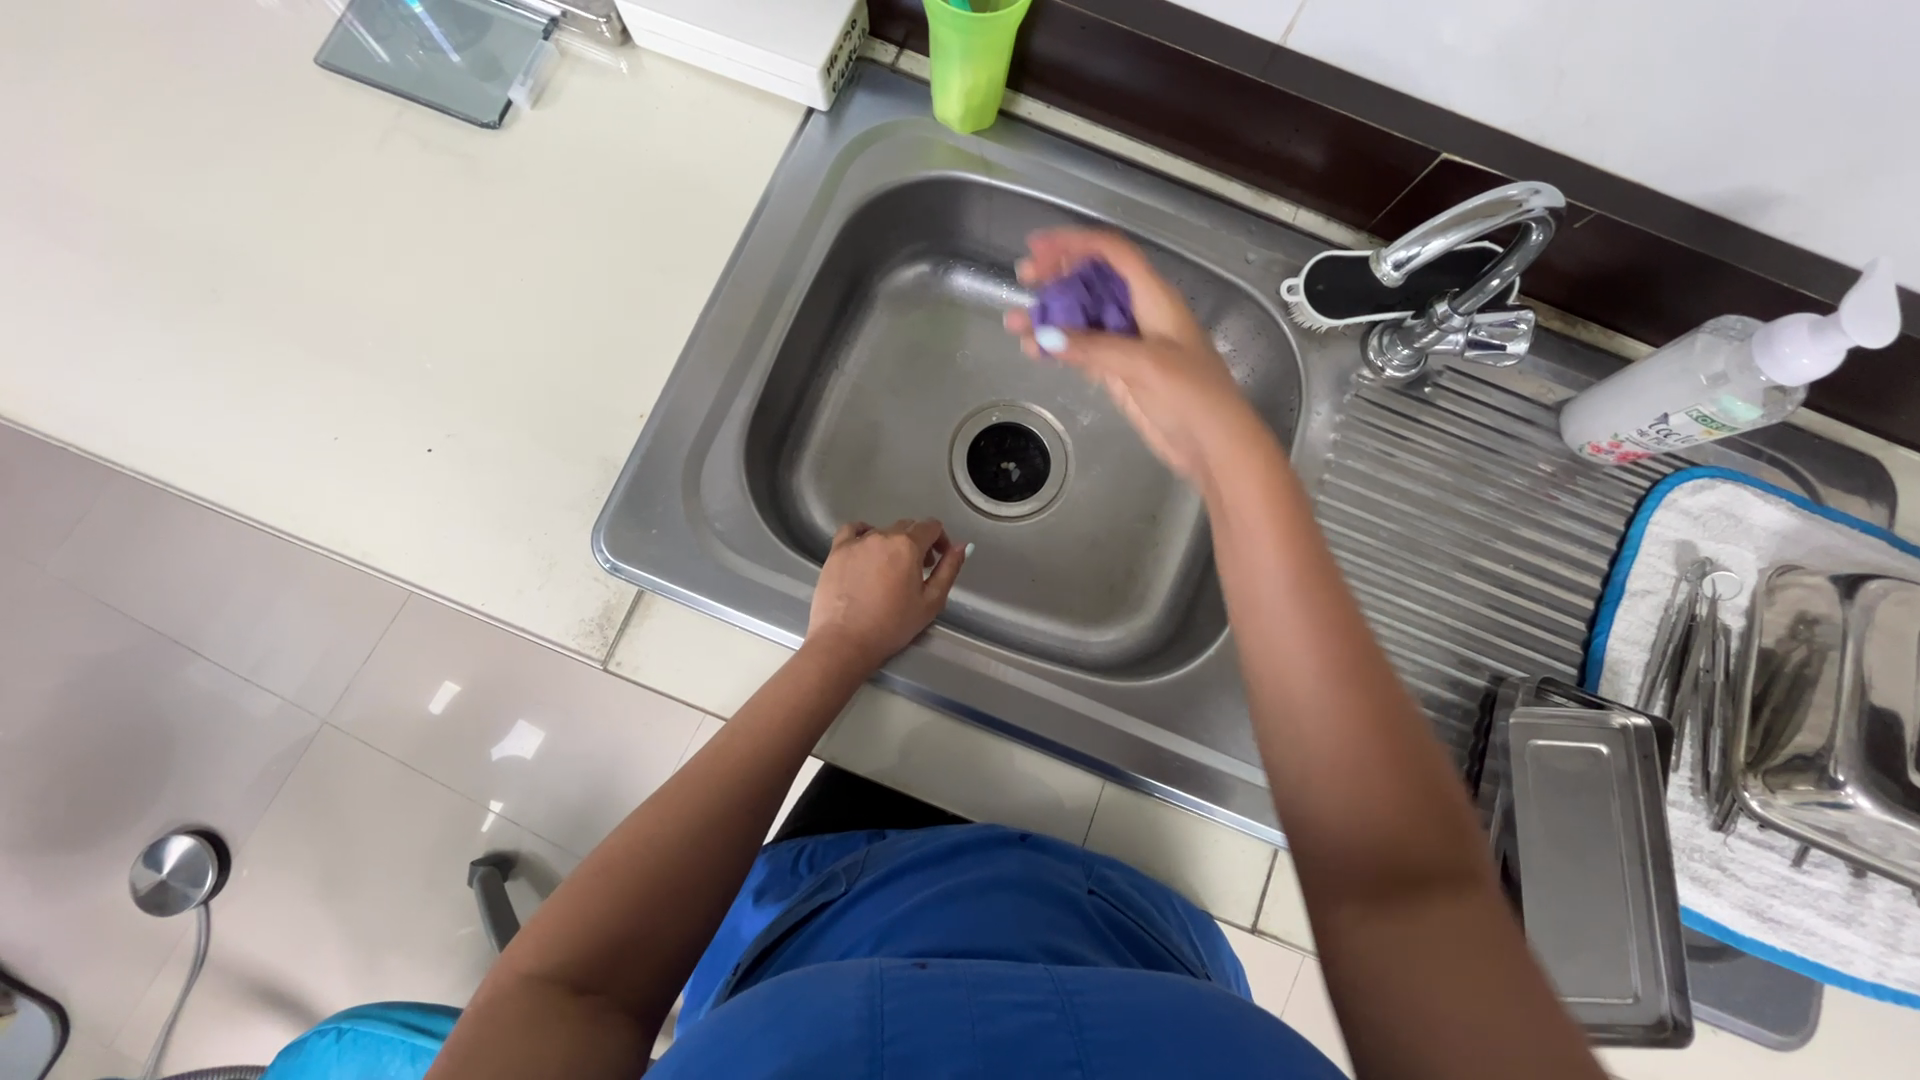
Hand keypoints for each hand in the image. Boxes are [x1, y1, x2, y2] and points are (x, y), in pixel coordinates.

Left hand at [806, 519, 965, 670]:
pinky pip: (852, 530)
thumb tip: (961, 546)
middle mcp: (882, 536)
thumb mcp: (931, 602)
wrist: (845, 641)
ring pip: (882, 531)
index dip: (940, 540)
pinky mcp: (836, 551)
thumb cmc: (892, 626)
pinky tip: (866, 551)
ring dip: (892, 544)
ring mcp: (856, 542)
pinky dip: (863, 534)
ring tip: (890, 569)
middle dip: (918, 543)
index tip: (939, 559)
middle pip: (907, 527)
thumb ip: (949, 570)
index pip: (931, 526)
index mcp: (908, 546)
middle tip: (918, 570)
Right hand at [1003, 228, 1271, 490]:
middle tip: (1024, 280)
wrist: (1214, 445)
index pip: (1113, 254)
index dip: (1076, 243)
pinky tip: (1034, 351)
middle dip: (1058, 276)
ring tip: (1015, 324)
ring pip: (1083, 318)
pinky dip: (1058, 348)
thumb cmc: (1193, 396)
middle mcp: (1139, 313)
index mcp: (1155, 298)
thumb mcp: (1146, 365)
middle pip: (1094, 281)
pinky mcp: (1119, 373)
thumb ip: (1096, 348)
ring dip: (1051, 317)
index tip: (1039, 248)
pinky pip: (1083, 351)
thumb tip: (1046, 337)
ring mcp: (1128, 344)